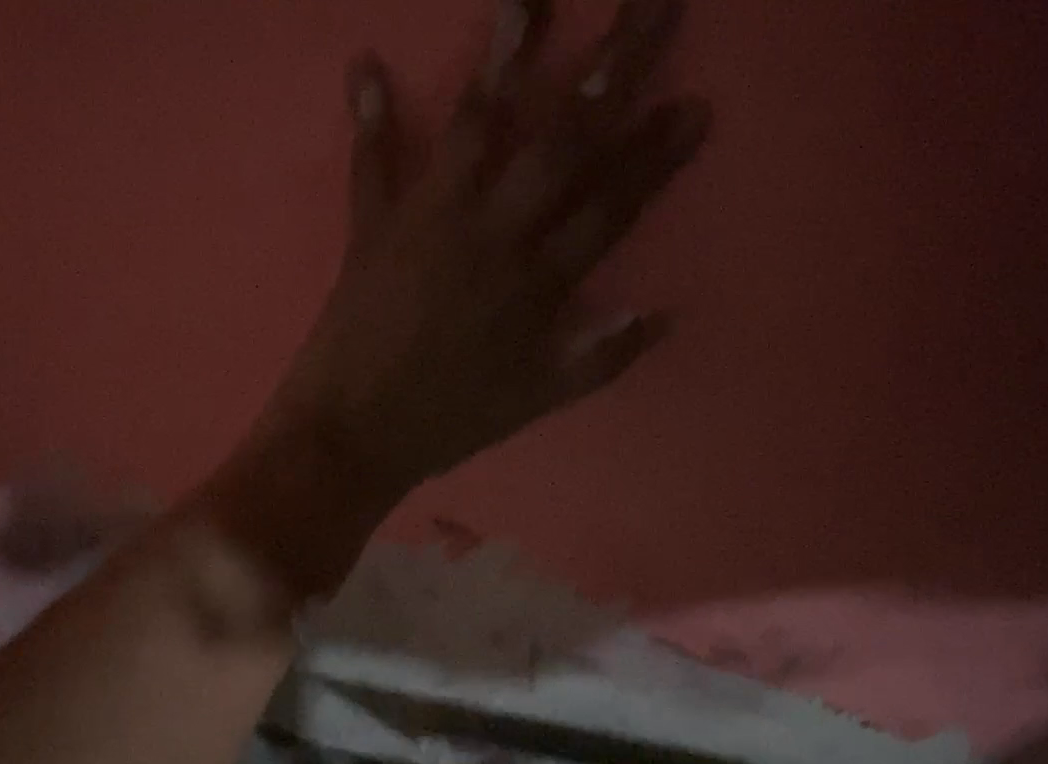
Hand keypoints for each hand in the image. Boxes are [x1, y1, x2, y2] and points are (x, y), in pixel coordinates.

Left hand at [256, 0, 708, 491]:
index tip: (697, 103)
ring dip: (505, 55)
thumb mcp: (534, 404)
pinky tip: (363, 61)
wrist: (351, 436)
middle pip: (561, 143)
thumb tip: (662, 314)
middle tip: (650, 1)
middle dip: (612, 67)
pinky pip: (370, 166)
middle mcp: (489, 236)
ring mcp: (427, 224)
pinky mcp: (370, 230)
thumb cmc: (446, 424)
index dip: (656, 155)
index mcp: (534, 283)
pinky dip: (367, 118)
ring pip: (475, 128)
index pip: (610, 205)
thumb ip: (599, 359)